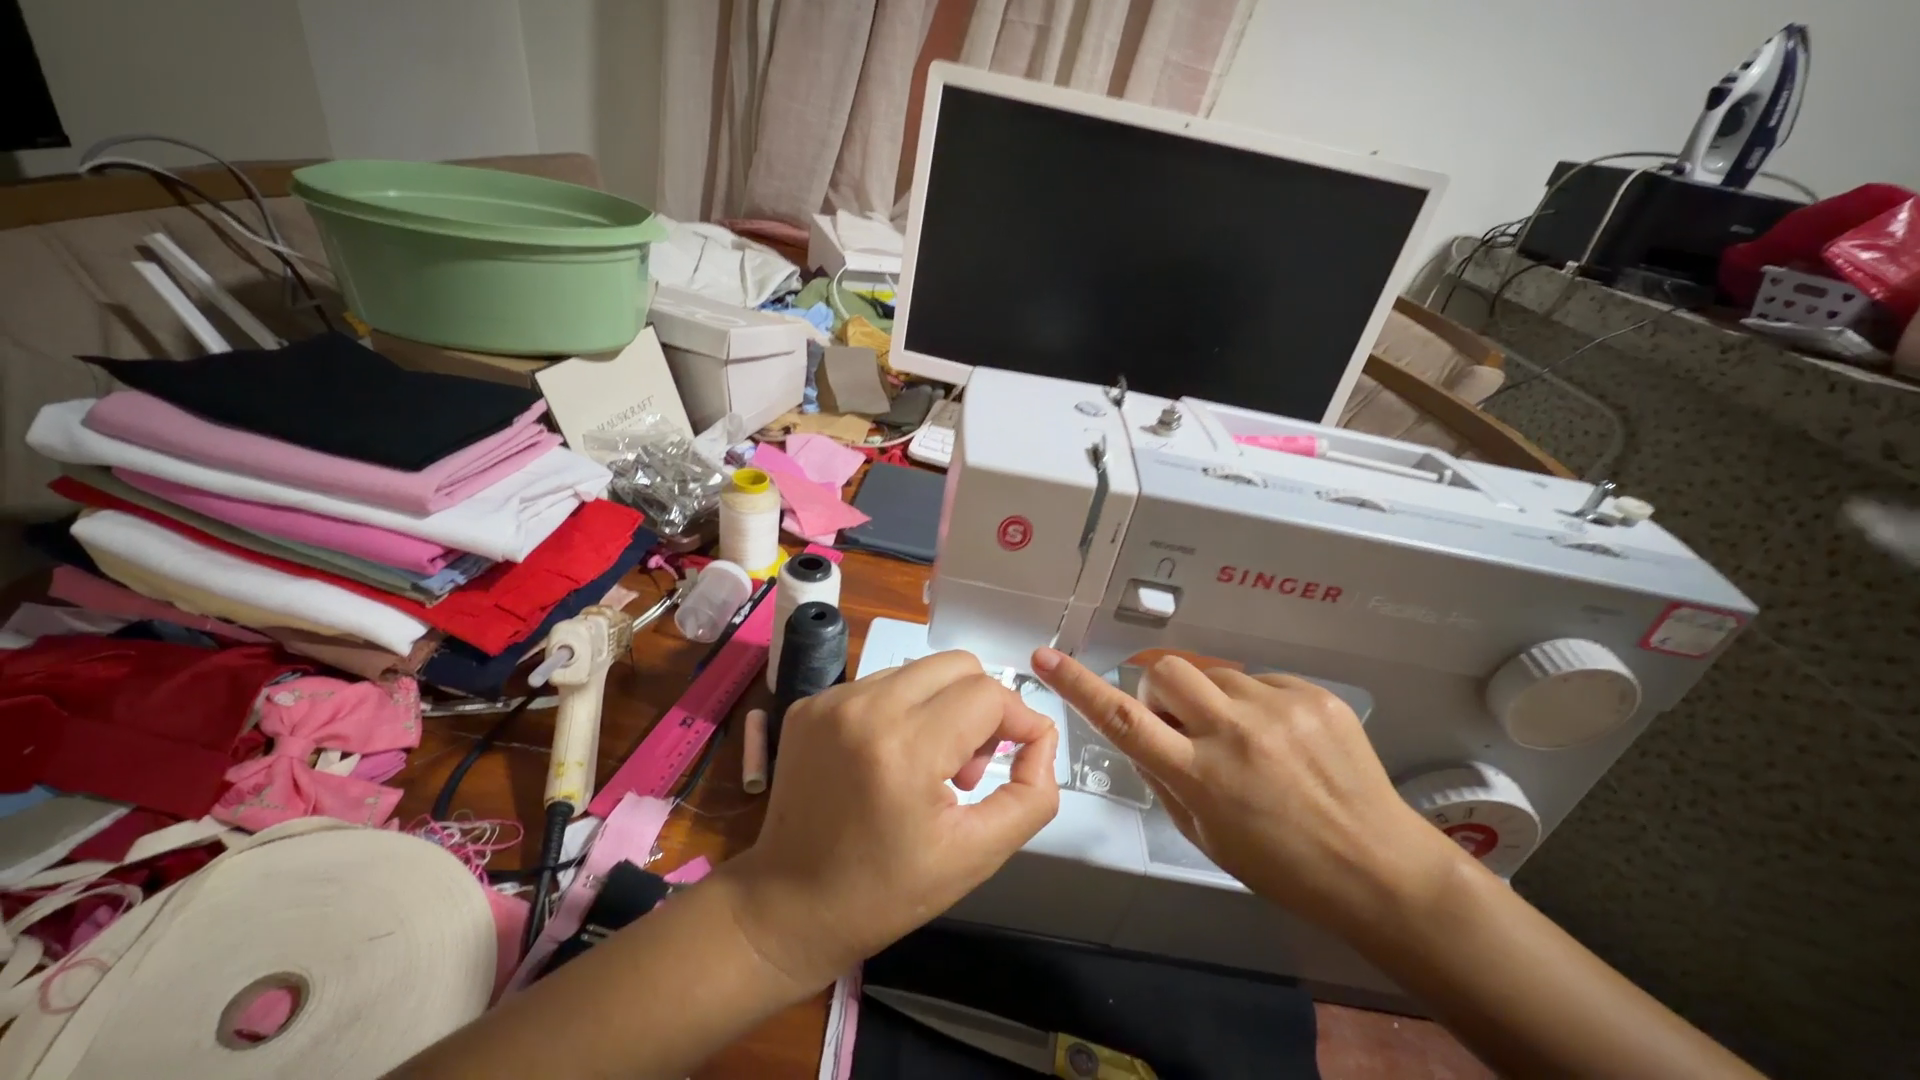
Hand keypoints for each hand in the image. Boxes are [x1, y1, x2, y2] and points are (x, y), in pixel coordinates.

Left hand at [722, 651, 1058, 988]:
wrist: (788, 906)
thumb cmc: (887, 891)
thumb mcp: (978, 854)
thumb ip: (1032, 794)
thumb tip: (1040, 738)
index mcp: (905, 747)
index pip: (988, 694)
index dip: (1018, 720)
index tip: (1018, 756)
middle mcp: (863, 707)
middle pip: (957, 665)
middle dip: (982, 708)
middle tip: (969, 768)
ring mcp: (830, 701)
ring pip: (919, 671)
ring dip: (941, 707)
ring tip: (928, 768)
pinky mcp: (809, 704)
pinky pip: (880, 684)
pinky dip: (902, 712)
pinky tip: (889, 761)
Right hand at [1030, 647, 1460, 933]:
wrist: (1377, 866)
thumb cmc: (1282, 866)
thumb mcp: (1206, 836)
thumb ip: (1164, 780)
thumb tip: (1144, 738)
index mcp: (1199, 776)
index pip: (1123, 719)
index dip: (1078, 686)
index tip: (1047, 657)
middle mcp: (1233, 732)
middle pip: (1166, 671)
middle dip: (1161, 689)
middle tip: (1184, 724)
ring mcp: (1278, 708)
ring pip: (1215, 674)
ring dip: (1214, 700)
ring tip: (1249, 742)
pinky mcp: (1314, 694)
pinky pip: (1262, 681)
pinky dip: (1258, 705)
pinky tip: (1285, 742)